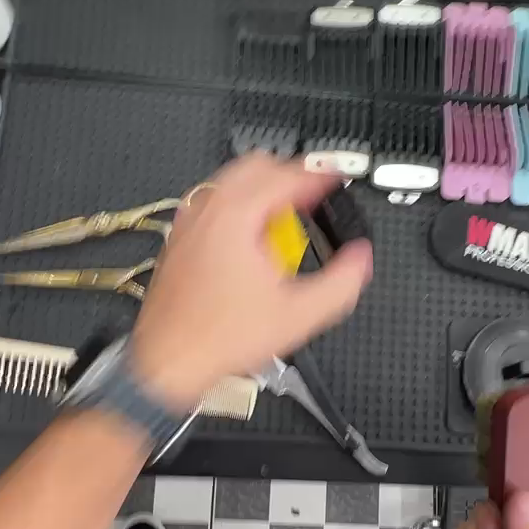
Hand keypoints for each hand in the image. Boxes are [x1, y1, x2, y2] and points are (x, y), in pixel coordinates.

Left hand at [130, 154, 372, 410]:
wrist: (168, 362)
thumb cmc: (217, 340)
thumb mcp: (298, 316)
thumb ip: (340, 283)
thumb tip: (360, 259)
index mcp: (237, 217)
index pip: (287, 175)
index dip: (320, 177)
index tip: (335, 183)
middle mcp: (207, 211)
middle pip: (256, 166)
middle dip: (289, 177)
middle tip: (312, 199)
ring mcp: (188, 224)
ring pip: (230, 183)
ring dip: (262, 193)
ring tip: (285, 222)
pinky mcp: (178, 241)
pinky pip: (212, 205)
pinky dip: (237, 209)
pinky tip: (251, 242)